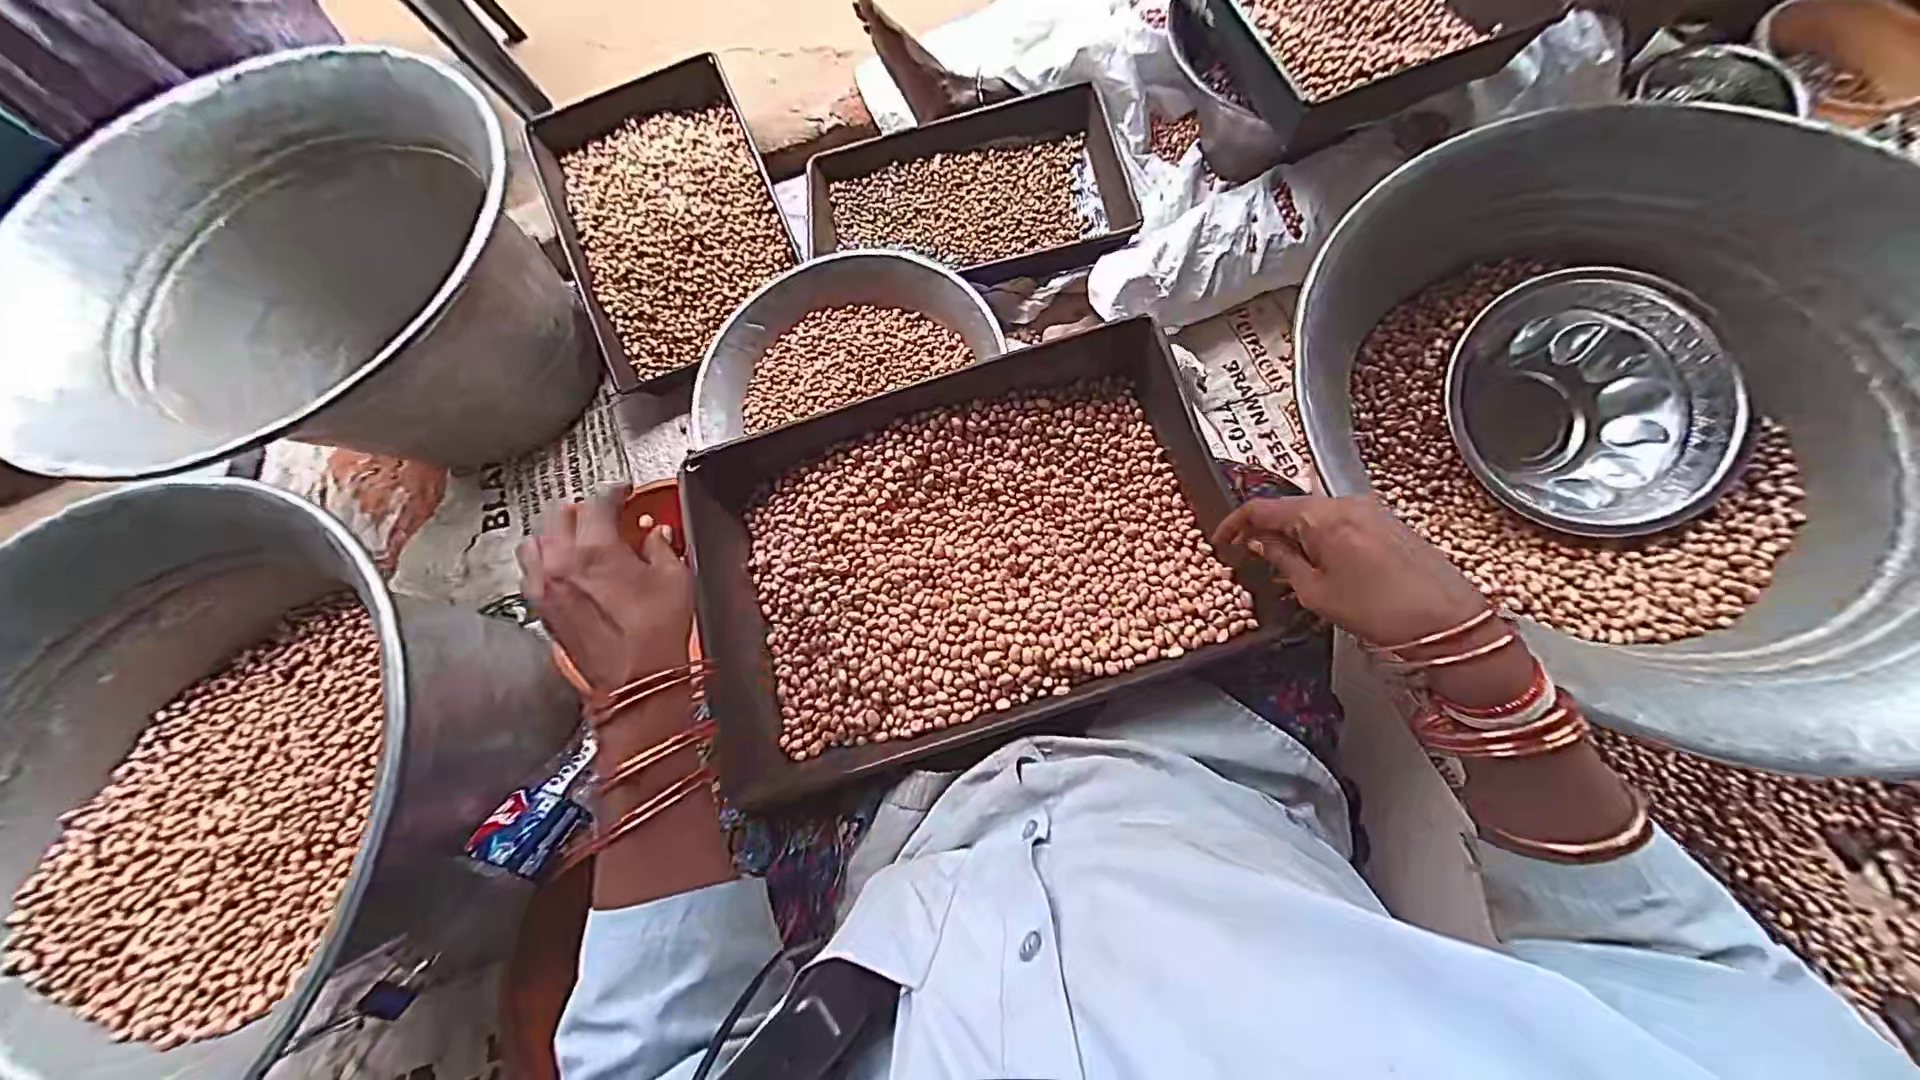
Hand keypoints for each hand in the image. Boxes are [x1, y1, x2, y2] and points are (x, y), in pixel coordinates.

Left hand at [516, 484, 691, 693]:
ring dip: (558, 532)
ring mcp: (545, 587)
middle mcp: (562, 563)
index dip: (615, 491)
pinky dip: (547, 560)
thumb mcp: (675, 578)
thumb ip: (661, 547)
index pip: (599, 502)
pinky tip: (567, 567)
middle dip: (585, 509)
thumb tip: (656, 535)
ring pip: (537, 540)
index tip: (624, 491)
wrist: (637, 680)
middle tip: (605, 511)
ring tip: (581, 536)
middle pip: (560, 515)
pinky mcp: (541, 609)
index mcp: (596, 549)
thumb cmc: (655, 634)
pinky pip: (532, 570)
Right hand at [1213, 494, 1486, 646]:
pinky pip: (1337, 519)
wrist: (1449, 623)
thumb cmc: (1380, 610)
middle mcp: (1345, 503)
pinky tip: (1313, 560)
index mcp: (1321, 516)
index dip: (1234, 523)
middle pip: (1288, 506)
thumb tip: (1260, 542)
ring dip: (1290, 532)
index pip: (1261, 508)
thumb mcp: (1313, 590)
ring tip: (1278, 562)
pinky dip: (1316, 534)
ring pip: (1313, 513)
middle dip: (1262, 528)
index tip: (1221, 540)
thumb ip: (1281, 559)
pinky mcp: (1386, 521)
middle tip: (1246, 553)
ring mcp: (1369, 509)